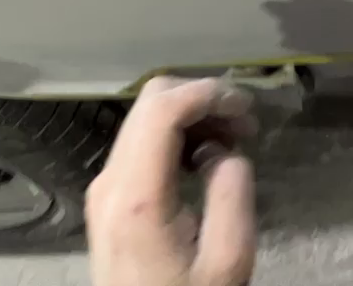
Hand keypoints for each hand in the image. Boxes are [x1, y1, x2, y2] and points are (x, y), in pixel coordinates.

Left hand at [85, 77, 258, 285]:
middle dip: (204, 98)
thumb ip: (232, 190)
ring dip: (194, 113)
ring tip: (233, 140)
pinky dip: (180, 132)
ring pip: (148, 114)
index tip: (247, 110)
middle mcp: (110, 182)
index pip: (163, 108)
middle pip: (153, 99)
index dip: (209, 93)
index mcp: (136, 197)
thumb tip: (224, 151)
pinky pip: (144, 139)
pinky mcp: (110, 197)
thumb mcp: (229, 259)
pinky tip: (207, 158)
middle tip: (244, 124)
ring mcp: (104, 188)